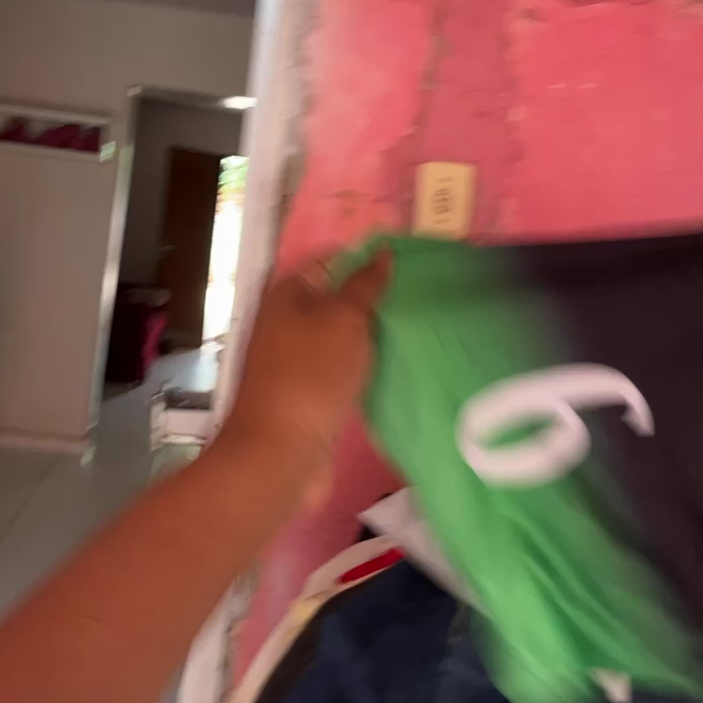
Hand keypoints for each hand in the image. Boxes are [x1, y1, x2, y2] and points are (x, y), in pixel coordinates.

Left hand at [217, 250, 391, 494]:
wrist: (282, 450)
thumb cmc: (312, 373)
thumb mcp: (345, 319)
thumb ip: (365, 285)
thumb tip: (382, 253)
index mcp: (286, 294)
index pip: (329, 260)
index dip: (364, 257)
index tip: (406, 260)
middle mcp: (285, 321)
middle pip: (334, 298)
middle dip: (371, 296)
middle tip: (420, 293)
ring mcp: (294, 359)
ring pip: (339, 334)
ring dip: (370, 332)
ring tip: (415, 325)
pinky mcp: (307, 391)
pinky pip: (340, 366)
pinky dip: (363, 363)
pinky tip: (394, 363)